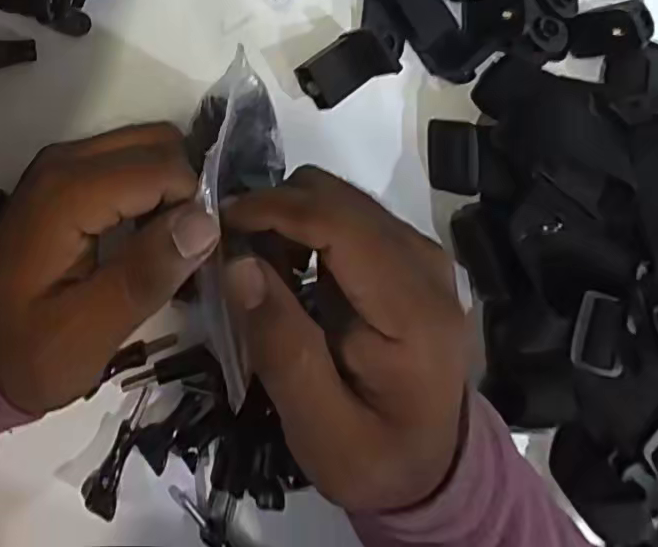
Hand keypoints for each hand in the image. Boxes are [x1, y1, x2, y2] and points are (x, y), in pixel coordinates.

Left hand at [0, 124, 221, 415]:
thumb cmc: (22, 349)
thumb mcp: (86, 334)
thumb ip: (146, 274)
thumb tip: (207, 220)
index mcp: (70, 191)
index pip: (166, 169)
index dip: (194, 209)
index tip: (195, 259)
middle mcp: (69, 157)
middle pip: (162, 144)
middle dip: (187, 190)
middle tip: (183, 250)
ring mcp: (66, 159)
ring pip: (150, 144)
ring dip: (172, 186)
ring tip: (168, 244)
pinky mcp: (68, 169)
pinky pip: (131, 155)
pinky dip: (154, 184)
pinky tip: (147, 233)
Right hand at [224, 167, 468, 513]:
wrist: (437, 463)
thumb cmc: (379, 456)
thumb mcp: (322, 431)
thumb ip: (282, 349)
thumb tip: (237, 264)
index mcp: (413, 307)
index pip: (338, 223)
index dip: (274, 209)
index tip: (219, 221)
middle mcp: (423, 260)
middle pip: (334, 196)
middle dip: (273, 210)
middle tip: (232, 255)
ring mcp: (418, 248)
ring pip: (336, 195)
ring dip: (286, 216)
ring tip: (260, 267)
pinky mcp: (406, 248)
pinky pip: (344, 211)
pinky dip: (304, 225)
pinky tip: (291, 268)